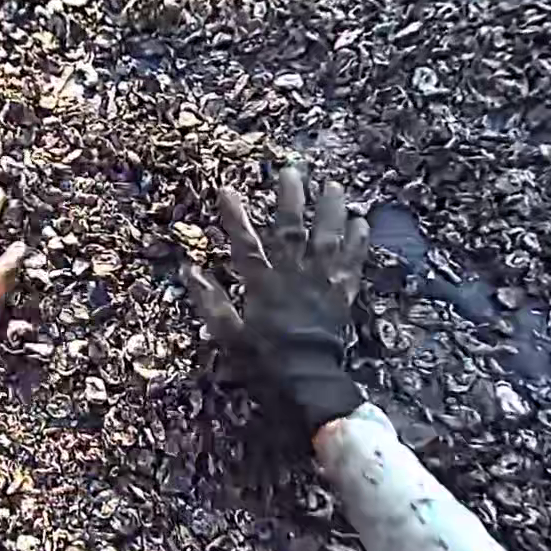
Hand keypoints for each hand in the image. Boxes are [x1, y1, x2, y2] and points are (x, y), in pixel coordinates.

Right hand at [182, 166, 370, 436]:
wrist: (307, 380)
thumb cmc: (262, 358)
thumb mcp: (226, 333)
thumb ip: (210, 300)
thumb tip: (188, 270)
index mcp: (262, 284)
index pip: (245, 242)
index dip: (234, 215)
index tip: (226, 189)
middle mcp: (293, 275)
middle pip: (291, 230)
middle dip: (290, 199)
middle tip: (291, 170)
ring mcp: (321, 282)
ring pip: (327, 238)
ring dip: (329, 210)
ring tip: (332, 185)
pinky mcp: (342, 294)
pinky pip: (353, 262)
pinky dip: (358, 240)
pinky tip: (362, 220)